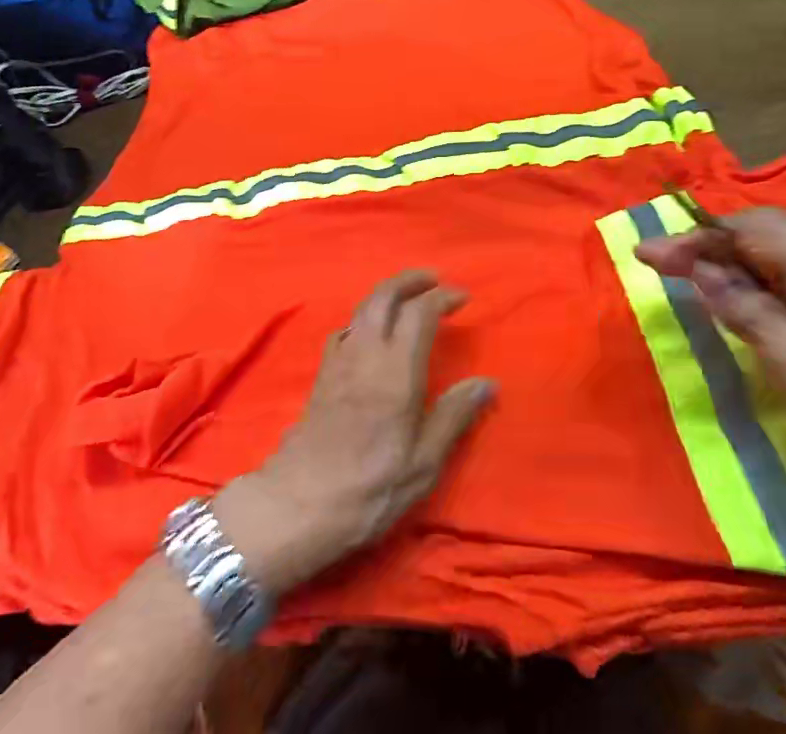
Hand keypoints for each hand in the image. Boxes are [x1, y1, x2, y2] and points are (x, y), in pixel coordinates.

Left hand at [214, 271, 495, 595]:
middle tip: (433, 281)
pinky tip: (370, 336)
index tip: (463, 298)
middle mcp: (365, 355)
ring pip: (360, 310)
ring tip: (407, 301)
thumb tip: (486, 382)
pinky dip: (363, 320)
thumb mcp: (424, 462)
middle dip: (409, 281)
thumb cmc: (370, 488)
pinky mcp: (321, 378)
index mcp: (396, 371)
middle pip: (383, 297)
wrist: (299, 504)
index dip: (442, 297)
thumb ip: (454, 416)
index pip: (419, 313)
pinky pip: (345, 332)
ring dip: (385, 295)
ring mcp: (338, 363)